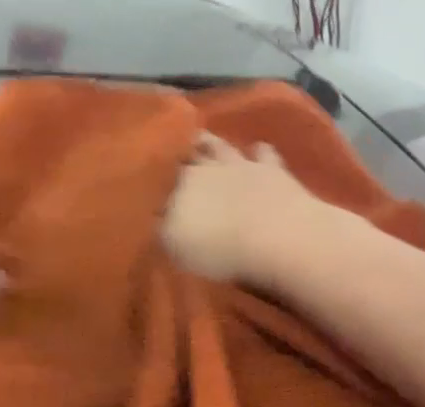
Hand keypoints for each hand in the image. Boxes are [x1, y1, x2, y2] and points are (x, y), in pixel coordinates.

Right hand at [162, 133, 332, 284]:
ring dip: (212, 143)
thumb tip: (151, 215)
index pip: (161, 176)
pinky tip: (257, 149)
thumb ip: (161, 227)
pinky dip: (258, 151)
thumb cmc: (218, 248)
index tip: (147, 181)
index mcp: (180, 184)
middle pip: (190, 156)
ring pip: (222, 146)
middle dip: (180, 154)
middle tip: (173, 153)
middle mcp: (208, 166)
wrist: (277, 237)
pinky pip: (264, 153)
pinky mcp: (274, 170)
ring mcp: (243, 164)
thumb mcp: (174, 245)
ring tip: (203, 139)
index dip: (154, 178)